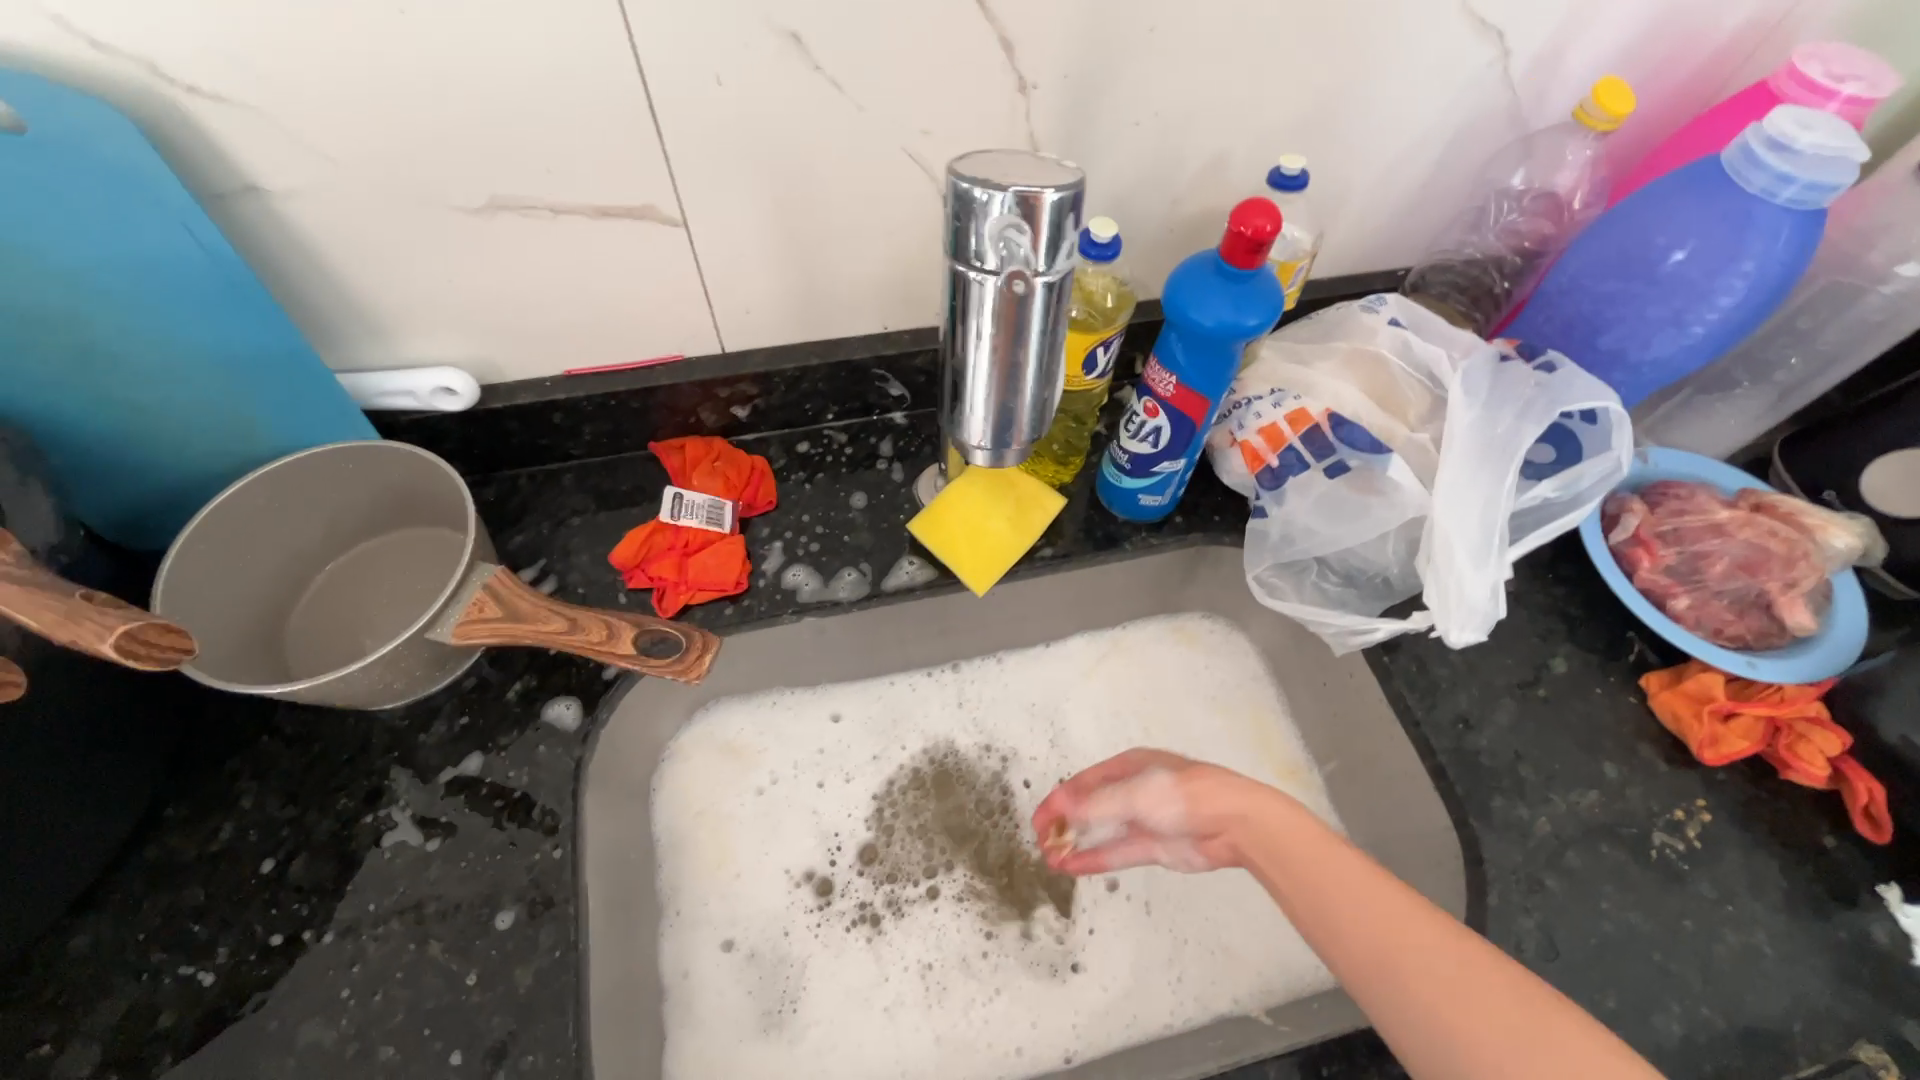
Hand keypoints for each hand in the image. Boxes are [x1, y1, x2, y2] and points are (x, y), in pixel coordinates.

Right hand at [1031, 748, 1275, 875]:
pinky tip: (1072, 867)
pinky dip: (1095, 859)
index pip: (1085, 782)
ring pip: (1101, 831)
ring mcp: (1144, 820)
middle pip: (1091, 806)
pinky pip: (1118, 851)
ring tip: (1049, 858)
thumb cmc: (1185, 795)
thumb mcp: (1136, 794)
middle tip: (1040, 840)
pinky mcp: (1154, 846)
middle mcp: (1133, 791)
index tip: (1038, 819)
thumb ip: (1098, 804)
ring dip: (1076, 843)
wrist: (1235, 823)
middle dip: (1064, 822)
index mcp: (1130, 766)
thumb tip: (1061, 808)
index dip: (1059, 799)